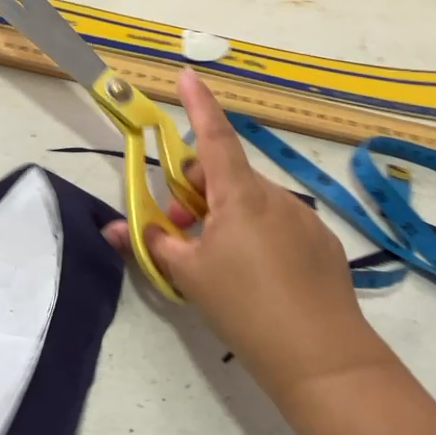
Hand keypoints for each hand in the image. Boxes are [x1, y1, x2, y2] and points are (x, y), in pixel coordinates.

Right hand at [103, 69, 395, 404]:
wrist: (322, 359)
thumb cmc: (244, 307)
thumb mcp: (186, 275)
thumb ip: (151, 244)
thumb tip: (113, 229)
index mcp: (239, 196)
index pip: (214, 138)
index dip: (198, 105)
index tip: (186, 75)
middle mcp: (274, 198)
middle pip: (225, 175)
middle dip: (195, 191)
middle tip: (179, 231)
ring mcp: (303, 221)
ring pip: (250, 202)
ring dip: (224, 215)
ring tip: (215, 262)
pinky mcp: (321, 246)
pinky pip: (276, 224)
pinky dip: (253, 234)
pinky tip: (253, 277)